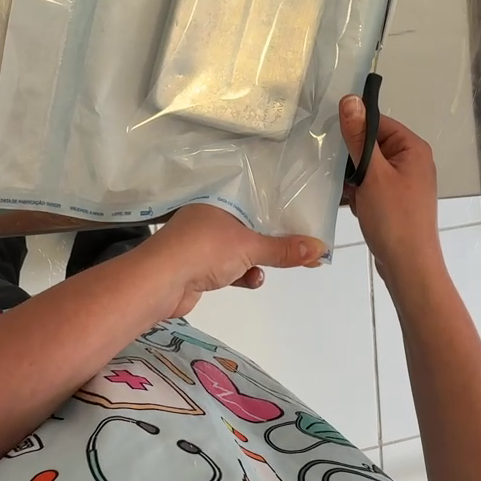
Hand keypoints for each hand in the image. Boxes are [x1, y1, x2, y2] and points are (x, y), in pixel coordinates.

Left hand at [135, 203, 324, 318]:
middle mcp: (210, 217)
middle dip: (271, 240)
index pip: (254, 197)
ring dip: (256, 260)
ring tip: (269, 268)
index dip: (278, 208)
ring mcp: (202, 242)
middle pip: (249, 225)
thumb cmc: (204, 250)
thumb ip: (284, 249)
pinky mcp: (199, 267)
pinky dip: (241, 274)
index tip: (301, 217)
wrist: (160, 282)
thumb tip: (321, 248)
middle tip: (298, 248)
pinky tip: (251, 280)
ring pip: (240, 249)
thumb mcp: (250, 247)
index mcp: (219, 200)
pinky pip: (229, 267)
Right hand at [340, 95, 442, 282]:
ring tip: (346, 193)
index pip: (378, 123)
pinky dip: (359, 194)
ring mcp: (405, 183)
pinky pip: (372, 187)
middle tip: (337, 171)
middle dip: (353, 160)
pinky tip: (352, 206)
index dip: (354, 130)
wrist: (408, 267)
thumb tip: (350, 100)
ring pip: (369, 169)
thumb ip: (359, 137)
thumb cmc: (393, 218)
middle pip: (372, 146)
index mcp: (413, 148)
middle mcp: (412, 162)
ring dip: (354, 180)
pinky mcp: (396, 202)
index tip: (329, 139)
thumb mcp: (372, 174)